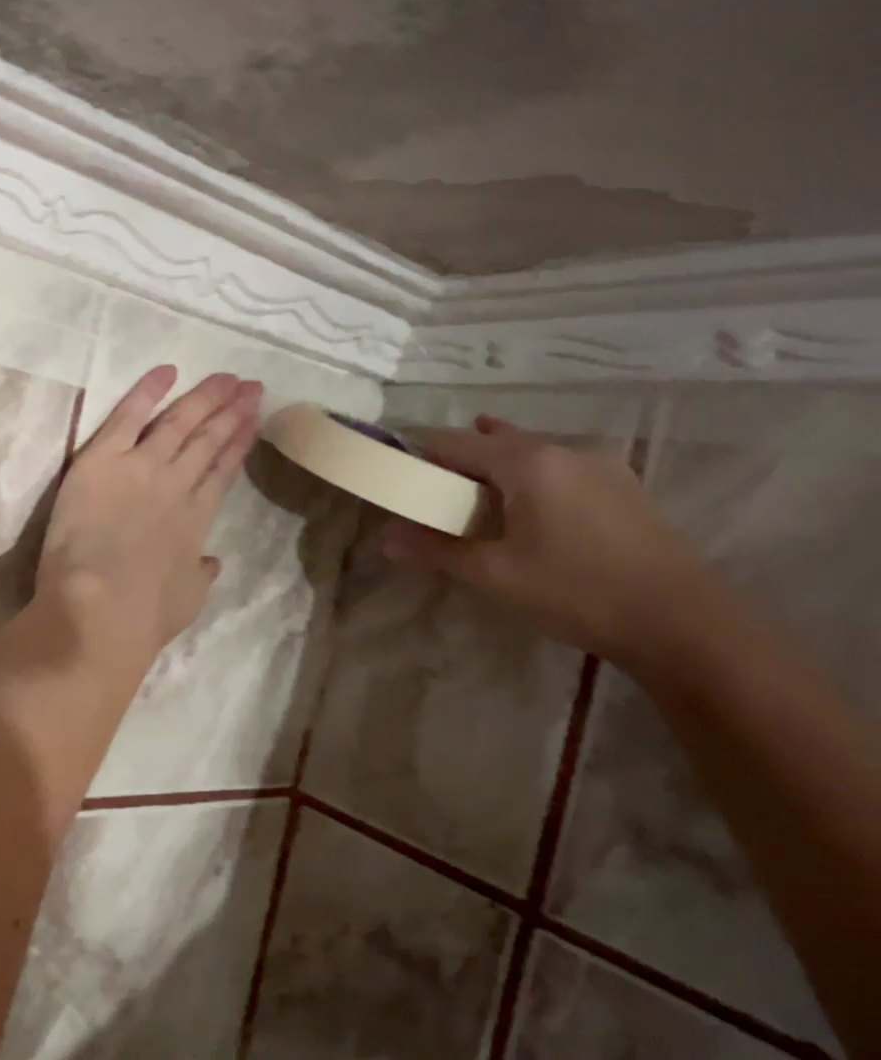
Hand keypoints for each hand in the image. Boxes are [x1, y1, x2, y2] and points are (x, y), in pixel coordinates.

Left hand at [35, 366, 262, 659]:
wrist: (99, 607)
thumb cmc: (142, 616)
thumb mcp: (186, 599)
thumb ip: (199, 574)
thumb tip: (210, 562)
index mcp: (195, 521)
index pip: (222, 472)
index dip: (239, 444)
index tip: (254, 421)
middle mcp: (174, 486)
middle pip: (207, 441)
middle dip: (231, 412)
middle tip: (251, 386)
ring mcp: (140, 469)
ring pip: (177, 422)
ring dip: (204, 397)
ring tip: (226, 377)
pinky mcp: (101, 461)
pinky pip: (126, 417)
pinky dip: (147, 391)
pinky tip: (166, 371)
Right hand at [380, 414, 716, 660]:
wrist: (681, 624)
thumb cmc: (576, 591)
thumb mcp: (492, 574)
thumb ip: (435, 550)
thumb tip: (384, 539)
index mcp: (528, 462)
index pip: (452, 442)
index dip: (418, 460)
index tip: (399, 487)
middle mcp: (564, 452)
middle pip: (492, 443)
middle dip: (456, 466)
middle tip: (433, 502)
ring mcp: (600, 469)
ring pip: (528, 456)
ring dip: (494, 475)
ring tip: (474, 510)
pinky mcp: (623, 491)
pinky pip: (558, 473)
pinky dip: (528, 485)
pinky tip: (525, 519)